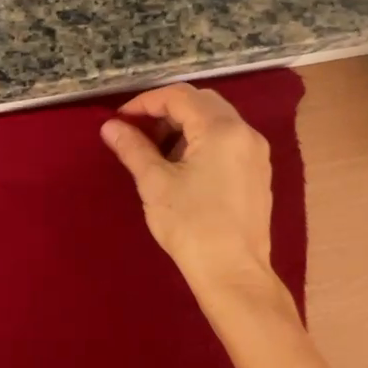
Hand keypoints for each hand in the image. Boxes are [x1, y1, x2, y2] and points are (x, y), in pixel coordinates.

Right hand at [99, 83, 274, 290]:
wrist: (231, 270)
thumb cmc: (190, 224)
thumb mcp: (154, 183)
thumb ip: (133, 148)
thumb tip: (110, 127)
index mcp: (221, 130)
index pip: (180, 96)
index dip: (145, 102)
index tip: (120, 121)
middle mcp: (245, 133)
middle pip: (202, 102)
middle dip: (165, 110)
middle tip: (137, 131)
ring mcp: (256, 153)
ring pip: (216, 120)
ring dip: (183, 126)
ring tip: (155, 152)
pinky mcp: (257, 172)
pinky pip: (227, 140)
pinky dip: (200, 141)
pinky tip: (181, 167)